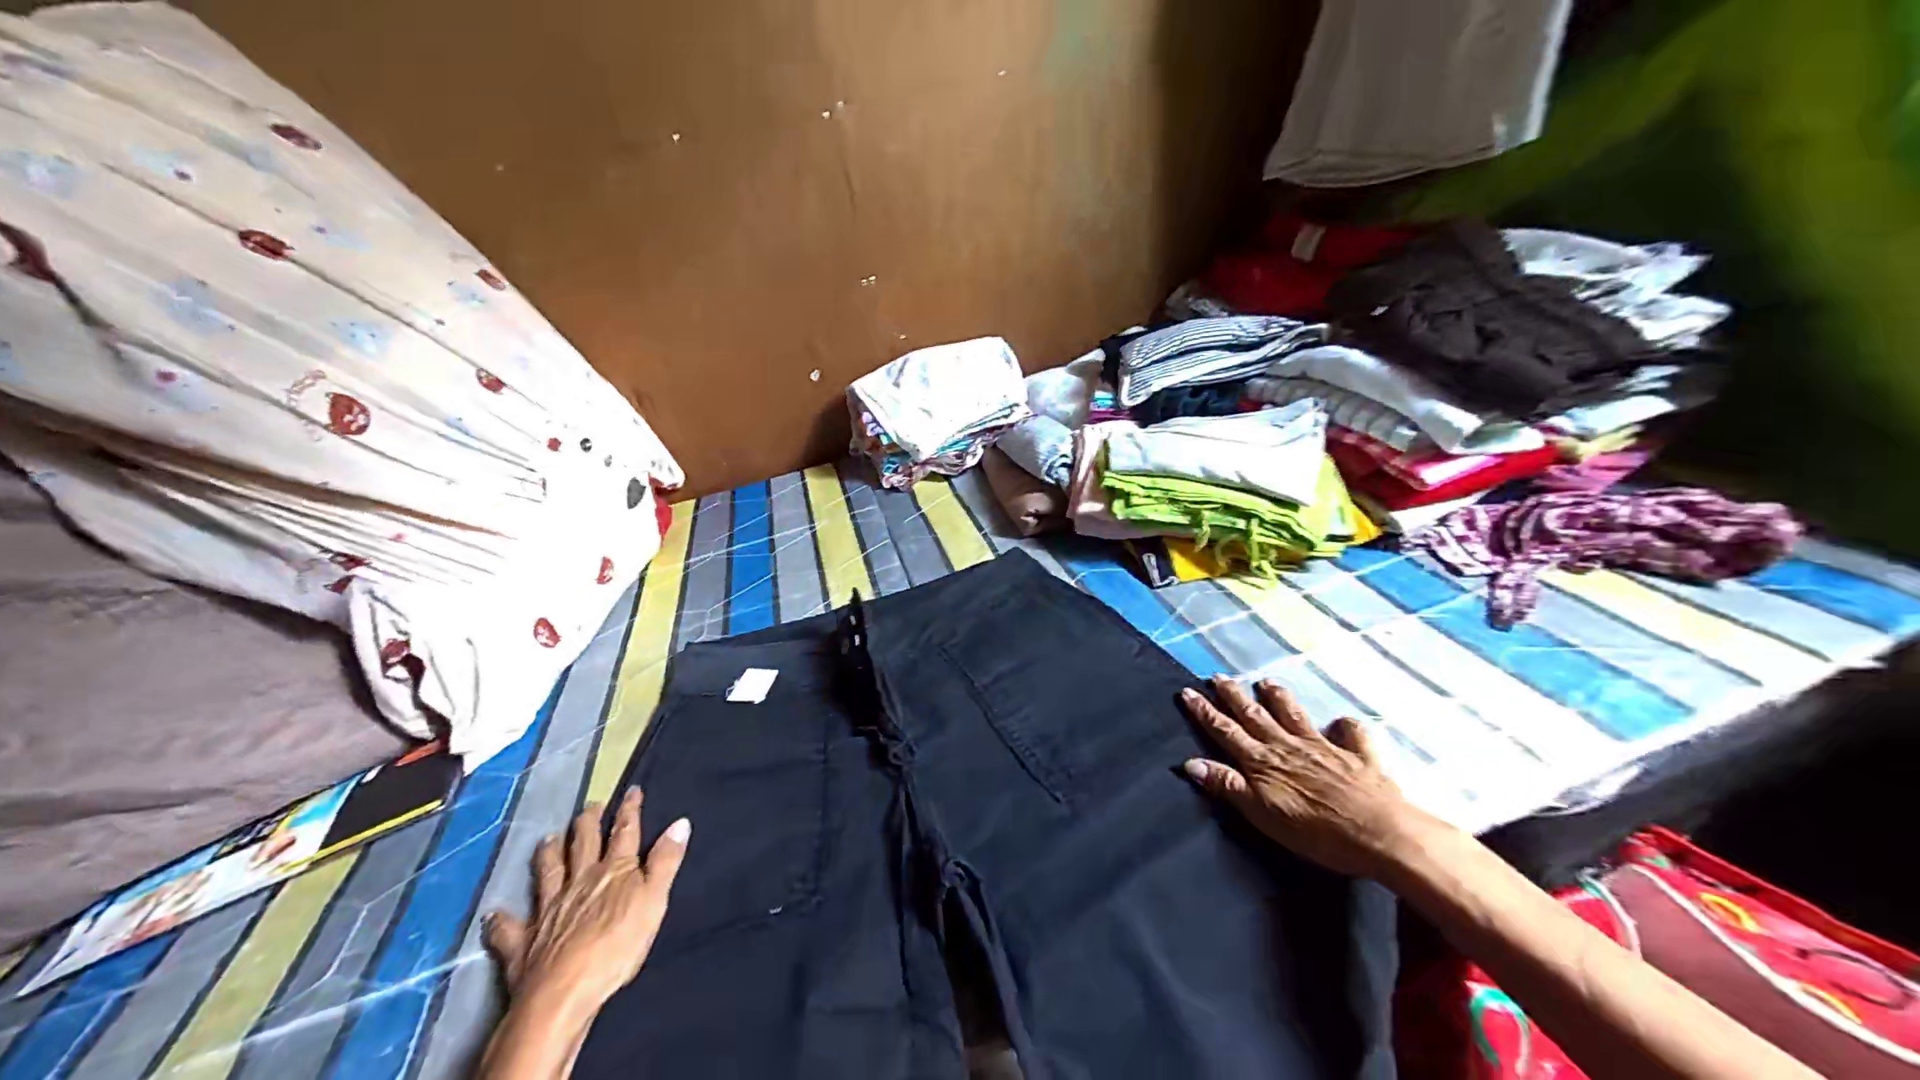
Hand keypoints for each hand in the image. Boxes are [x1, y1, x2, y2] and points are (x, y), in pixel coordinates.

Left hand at [483, 787, 689, 1022]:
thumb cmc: (618, 945)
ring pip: (548, 872)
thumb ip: (666, 861)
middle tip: (589, 806)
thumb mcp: (654, 900)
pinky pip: (508, 927)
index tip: (632, 791)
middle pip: (583, 844)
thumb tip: (680, 822)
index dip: (629, 810)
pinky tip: (493, 913)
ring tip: (548, 837)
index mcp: (613, 871)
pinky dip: (500, 919)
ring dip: (549, 853)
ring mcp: (548, 908)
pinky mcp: (524, 941)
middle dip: (588, 822)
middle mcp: (579, 881)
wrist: (564, 992)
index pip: (624, 832)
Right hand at [1179, 675, 1420, 879]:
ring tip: (1266, 681)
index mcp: (1263, 761)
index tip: (1188, 692)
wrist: (1382, 835)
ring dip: (1278, 698)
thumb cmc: (1316, 832)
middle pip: (1255, 716)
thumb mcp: (1261, 813)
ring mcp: (1325, 749)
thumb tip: (1190, 763)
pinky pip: (1351, 736)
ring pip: (1295, 716)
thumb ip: (1227, 786)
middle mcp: (1289, 747)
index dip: (1205, 712)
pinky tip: (1342, 722)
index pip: (1226, 731)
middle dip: (1234, 696)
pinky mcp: (1359, 758)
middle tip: (1218, 676)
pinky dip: (1345, 726)